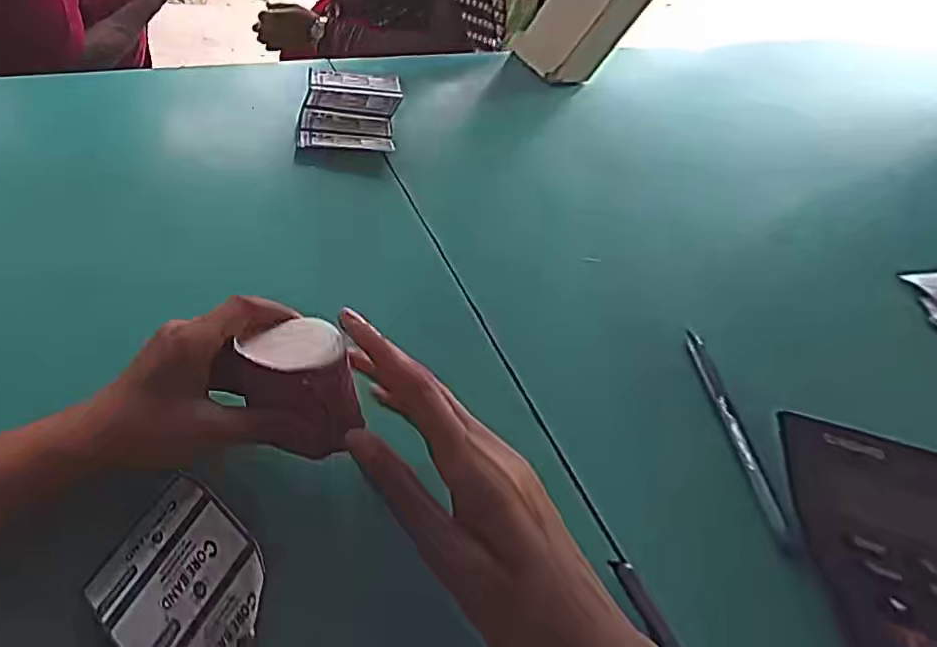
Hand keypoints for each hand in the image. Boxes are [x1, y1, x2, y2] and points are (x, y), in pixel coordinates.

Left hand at [70, 296, 324, 469]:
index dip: (276, 312)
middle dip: (270, 334)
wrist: (97, 436)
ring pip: (223, 338)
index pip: (241, 308)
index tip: (304, 326)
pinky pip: (211, 352)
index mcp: (192, 337)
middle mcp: (184, 331)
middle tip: (301, 353)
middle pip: (234, 320)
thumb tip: (302, 427)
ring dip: (252, 352)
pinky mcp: (171, 358)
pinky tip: (254, 387)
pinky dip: (235, 364)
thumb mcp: (208, 429)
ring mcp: (175, 343)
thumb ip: (258, 424)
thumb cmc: (150, 429)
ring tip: (285, 372)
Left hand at [254, 4, 317, 50]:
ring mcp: (269, 38)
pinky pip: (268, 46)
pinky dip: (272, 43)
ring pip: (260, 37)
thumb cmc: (304, 18)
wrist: (313, 33)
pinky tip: (280, 40)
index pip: (261, 15)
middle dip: (262, 26)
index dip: (267, 15)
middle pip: (256, 27)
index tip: (274, 15)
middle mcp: (265, 27)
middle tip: (273, 25)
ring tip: (276, 33)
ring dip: (265, 35)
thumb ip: (277, 6)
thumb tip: (267, 3)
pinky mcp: (274, 47)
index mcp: (269, 15)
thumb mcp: (291, 6)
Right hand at [338, 309, 650, 646]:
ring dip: (400, 378)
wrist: (590, 642)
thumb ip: (401, 489)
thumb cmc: (517, 606)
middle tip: (346, 336)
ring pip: (443, 403)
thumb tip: (357, 437)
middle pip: (431, 388)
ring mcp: (504, 459)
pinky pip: (454, 422)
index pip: (419, 389)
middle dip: (386, 355)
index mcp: (475, 463)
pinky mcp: (508, 473)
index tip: (351, 322)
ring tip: (360, 365)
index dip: (382, 349)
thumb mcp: (448, 554)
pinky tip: (398, 406)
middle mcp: (492, 450)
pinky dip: (419, 404)